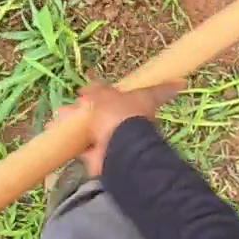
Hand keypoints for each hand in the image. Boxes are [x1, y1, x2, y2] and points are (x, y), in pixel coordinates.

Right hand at [66, 81, 182, 174]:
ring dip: (79, 121)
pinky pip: (87, 144)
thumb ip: (97, 90)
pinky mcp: (105, 155)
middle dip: (93, 106)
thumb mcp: (106, 96)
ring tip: (61, 115)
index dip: (168, 86)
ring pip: (98, 127)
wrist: (117, 150)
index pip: (158, 91)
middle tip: (77, 101)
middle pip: (114, 109)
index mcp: (142, 101)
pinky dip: (73, 139)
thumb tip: (90, 86)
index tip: (182, 83)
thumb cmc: (118, 116)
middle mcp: (134, 119)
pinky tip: (57, 130)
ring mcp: (120, 138)